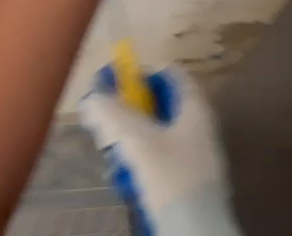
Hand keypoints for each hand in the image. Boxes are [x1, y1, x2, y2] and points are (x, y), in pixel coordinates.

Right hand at [79, 65, 240, 235]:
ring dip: (131, 138)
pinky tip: (123, 176)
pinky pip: (160, 160)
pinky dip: (140, 162)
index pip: (171, 74)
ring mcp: (196, 156)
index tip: (118, 82)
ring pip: (157, 134)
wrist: (196, 232)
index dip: (142, 73)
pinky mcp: (187, 182)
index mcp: (194, 108)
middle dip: (130, 109)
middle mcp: (199, 127)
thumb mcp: (136, 138)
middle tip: (108, 117)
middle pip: (160, 105)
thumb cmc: (170, 175)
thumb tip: (92, 98)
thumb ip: (111, 112)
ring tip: (111, 150)